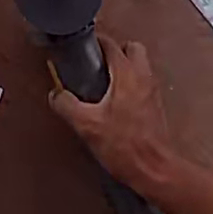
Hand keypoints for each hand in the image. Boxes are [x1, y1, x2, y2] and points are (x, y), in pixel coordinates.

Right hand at [49, 37, 182, 194]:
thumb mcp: (87, 125)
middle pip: (132, 48)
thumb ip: (67, 106)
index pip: (110, 44)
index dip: (96, 42)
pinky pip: (144, 84)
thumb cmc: (126, 146)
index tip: (84, 48)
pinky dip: (132, 84)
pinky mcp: (156, 107)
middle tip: (99, 64)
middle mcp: (143, 77)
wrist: (155, 172)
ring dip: (126, 67)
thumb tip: (56, 95)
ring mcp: (152, 91)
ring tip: (107, 82)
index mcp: (127, 73)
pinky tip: (118, 102)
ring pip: (141, 65)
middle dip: (116, 50)